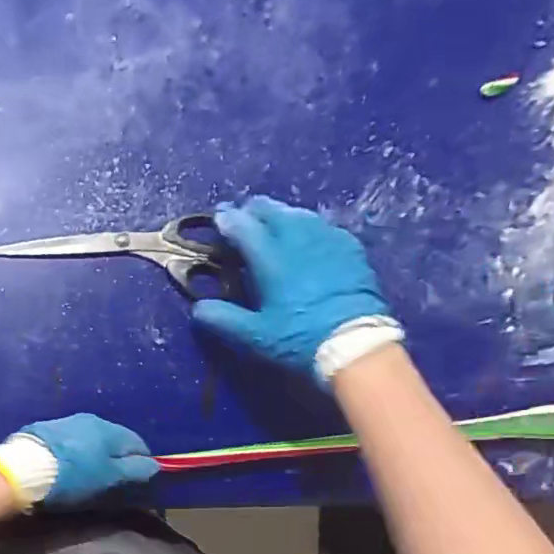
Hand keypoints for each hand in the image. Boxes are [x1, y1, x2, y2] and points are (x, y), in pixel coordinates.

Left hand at [0, 413, 158, 508]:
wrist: (22, 470)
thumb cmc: (73, 477)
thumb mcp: (108, 478)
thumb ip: (134, 470)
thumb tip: (155, 465)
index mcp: (109, 429)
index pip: (137, 443)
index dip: (142, 462)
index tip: (139, 480)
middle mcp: (90, 419)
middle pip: (113, 439)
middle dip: (117, 457)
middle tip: (115, 479)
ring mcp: (65, 422)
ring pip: (91, 439)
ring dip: (95, 454)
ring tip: (91, 474)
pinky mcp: (44, 430)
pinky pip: (70, 441)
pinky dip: (76, 453)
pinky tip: (70, 466)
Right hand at [190, 196, 400, 384]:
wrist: (354, 343)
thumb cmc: (299, 339)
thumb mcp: (254, 336)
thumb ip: (223, 319)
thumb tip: (199, 308)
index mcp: (270, 258)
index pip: (244, 227)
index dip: (228, 220)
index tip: (218, 218)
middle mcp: (298, 239)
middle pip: (272, 211)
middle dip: (253, 210)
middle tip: (242, 215)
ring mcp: (327, 239)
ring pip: (298, 214)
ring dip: (280, 214)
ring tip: (271, 220)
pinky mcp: (349, 247)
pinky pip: (322, 226)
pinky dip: (306, 225)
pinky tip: (305, 235)